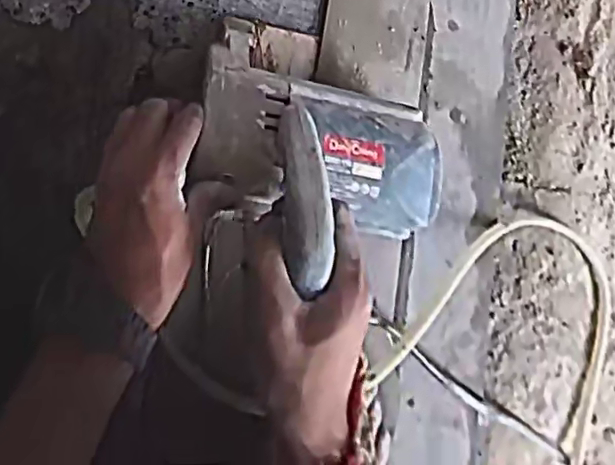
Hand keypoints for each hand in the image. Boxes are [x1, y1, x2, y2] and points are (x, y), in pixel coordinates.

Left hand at [87, 98, 235, 328]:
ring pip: (129, 117)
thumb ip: (205, 200)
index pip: (180, 125)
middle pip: (151, 111)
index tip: (202, 117)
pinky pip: (115, 137)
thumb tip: (222, 186)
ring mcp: (113, 167)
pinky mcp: (101, 176)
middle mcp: (132, 163)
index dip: (195, 117)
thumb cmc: (154, 273)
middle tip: (186, 119)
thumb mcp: (190, 236)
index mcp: (160, 175)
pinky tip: (142, 144)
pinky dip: (129, 130)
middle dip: (171, 109)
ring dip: (148, 115)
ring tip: (165, 126)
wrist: (113, 296)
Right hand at [250, 202, 368, 463]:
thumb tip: (259, 219)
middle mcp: (356, 285)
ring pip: (315, 250)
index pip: (336, 213)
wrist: (305, 426)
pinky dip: (289, 265)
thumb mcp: (273, 308)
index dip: (306, 196)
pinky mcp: (330, 311)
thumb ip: (265, 257)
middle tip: (263, 222)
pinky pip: (309, 271)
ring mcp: (345, 299)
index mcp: (353, 280)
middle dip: (291, 222)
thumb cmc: (295, 376)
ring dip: (288, 245)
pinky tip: (267, 275)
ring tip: (261, 247)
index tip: (279, 188)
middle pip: (324, 230)